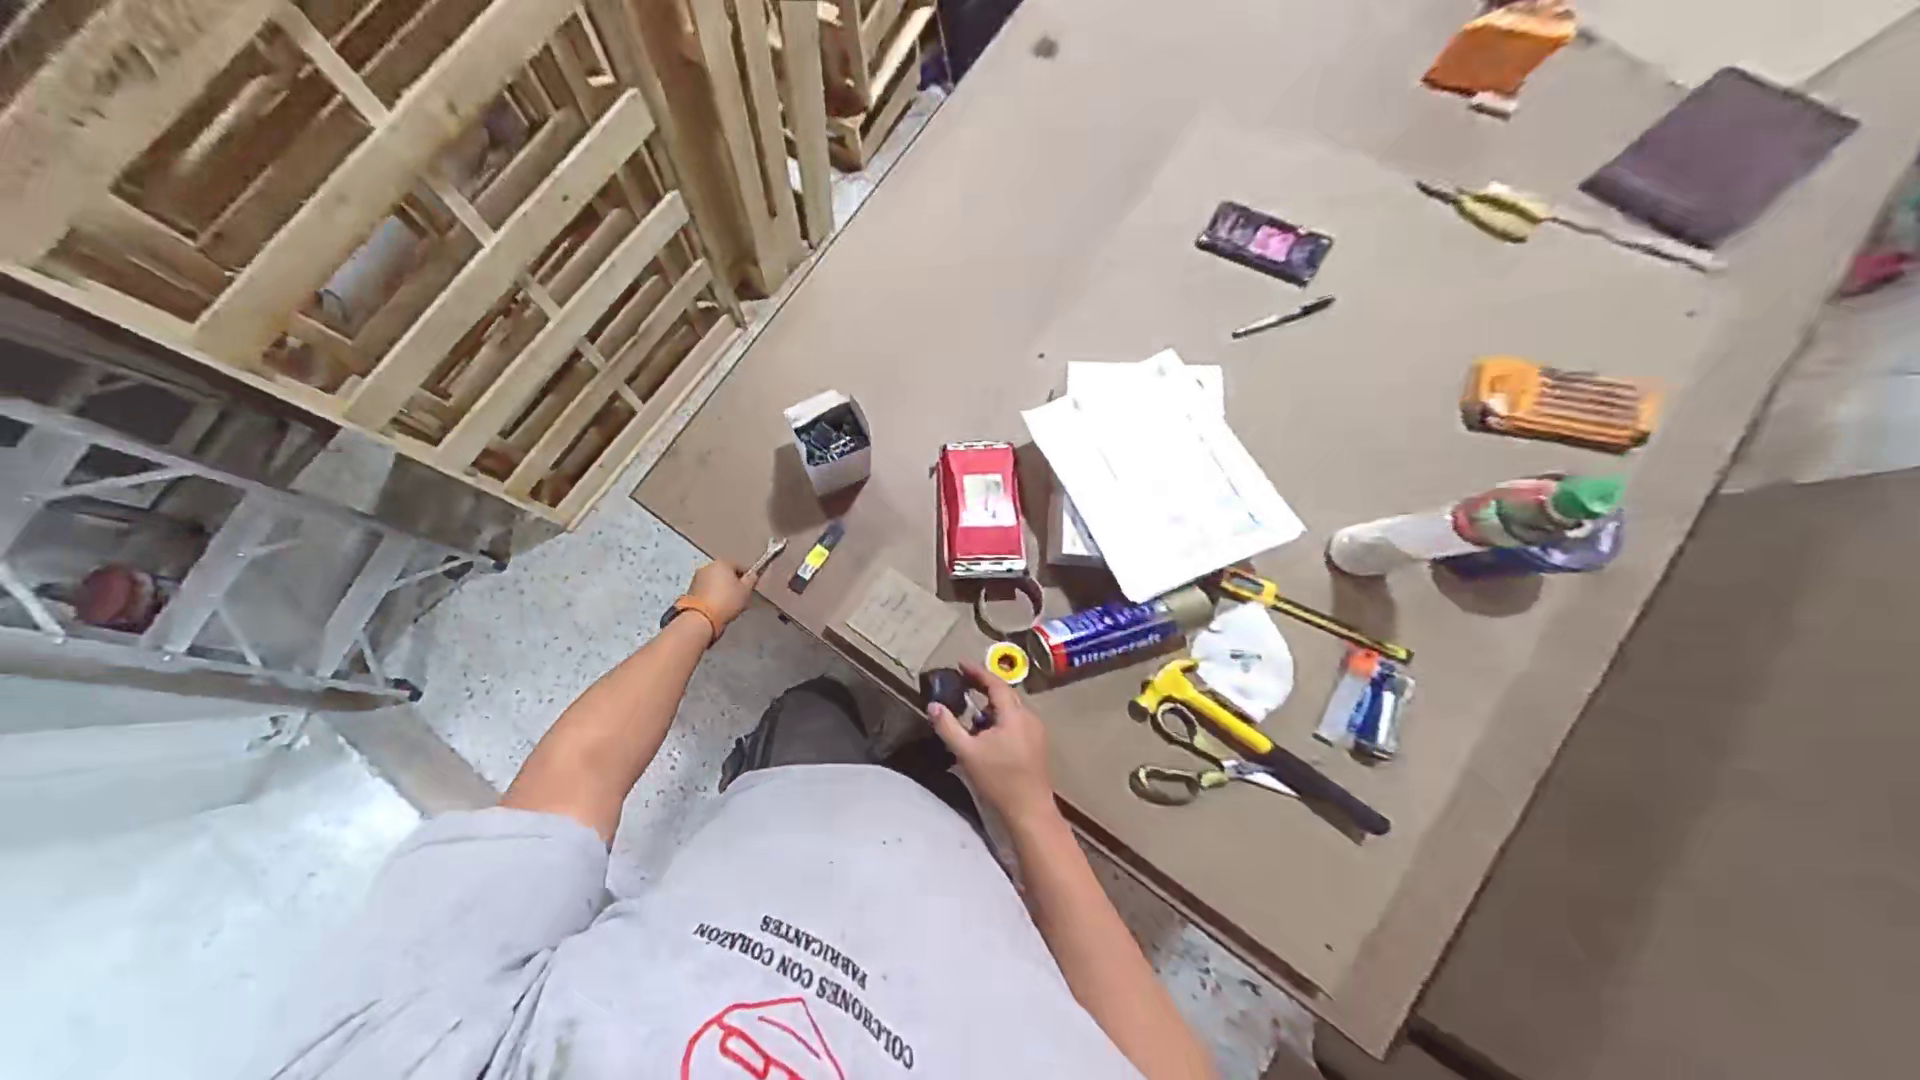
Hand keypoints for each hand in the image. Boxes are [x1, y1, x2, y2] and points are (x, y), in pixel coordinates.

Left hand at [688, 559, 757, 633]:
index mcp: (722, 562)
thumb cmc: (727, 601)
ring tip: (727, 603)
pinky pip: (706, 590)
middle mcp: (707, 566)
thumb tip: (752, 574)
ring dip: (721, 589)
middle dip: (732, 583)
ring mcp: (697, 578)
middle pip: (725, 573)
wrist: (701, 618)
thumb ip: (752, 579)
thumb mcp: (746, 590)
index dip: (746, 578)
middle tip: (738, 597)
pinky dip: (711, 595)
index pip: (740, 566)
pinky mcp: (689, 589)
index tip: (748, 590)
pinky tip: (716, 606)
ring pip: (715, 581)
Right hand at [927, 661, 1057, 825]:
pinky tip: (987, 734)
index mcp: (1014, 714)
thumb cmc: (999, 780)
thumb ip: (948, 727)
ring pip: (1011, 710)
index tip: (961, 664)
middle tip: (964, 684)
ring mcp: (1036, 732)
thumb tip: (933, 706)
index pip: (995, 684)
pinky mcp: (1037, 745)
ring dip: (991, 706)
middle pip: (1005, 694)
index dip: (977, 672)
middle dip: (984, 687)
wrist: (1029, 811)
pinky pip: (1016, 722)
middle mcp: (1029, 718)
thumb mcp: (966, 753)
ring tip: (971, 713)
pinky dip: (1000, 720)